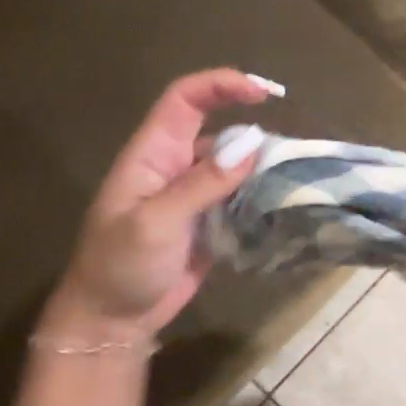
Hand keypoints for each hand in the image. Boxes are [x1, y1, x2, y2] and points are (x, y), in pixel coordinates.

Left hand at [36, 70, 272, 347]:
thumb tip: (253, 145)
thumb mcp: (156, 222)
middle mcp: (175, 166)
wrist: (111, 320)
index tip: (265, 93)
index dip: (222, 85)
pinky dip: (261, 198)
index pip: (186, 100)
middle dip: (254, 131)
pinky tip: (283, 205)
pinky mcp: (208, 223)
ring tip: (294, 180)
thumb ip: (203, 184)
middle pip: (219, 130)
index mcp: (153, 154)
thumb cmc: (120, 265)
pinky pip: (240, 198)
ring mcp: (193, 196)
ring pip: (235, 166)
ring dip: (263, 169)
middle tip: (292, 153)